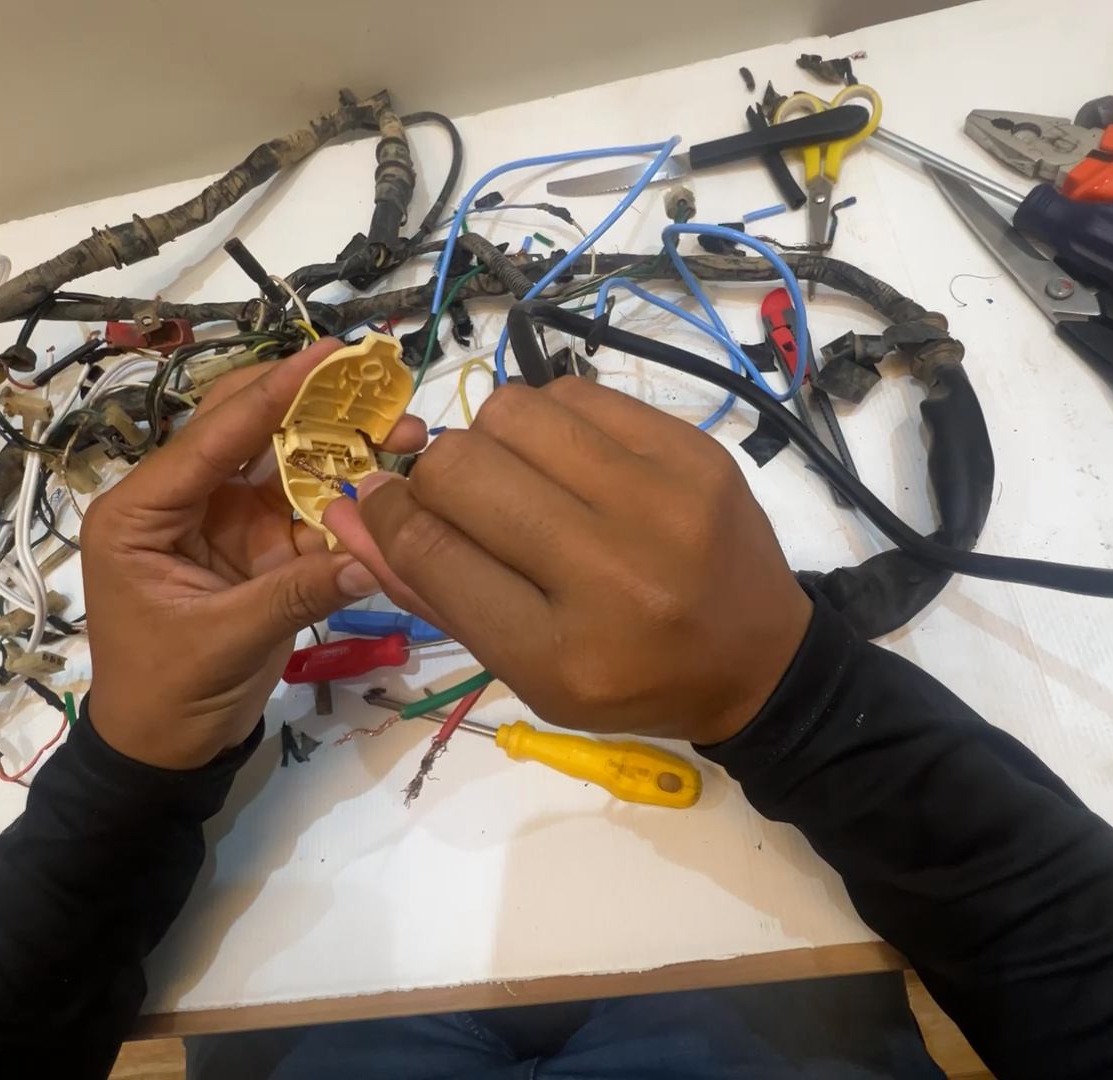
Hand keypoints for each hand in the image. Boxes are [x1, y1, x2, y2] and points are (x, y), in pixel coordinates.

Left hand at [81, 339, 425, 768]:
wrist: (168, 745)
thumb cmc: (168, 690)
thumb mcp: (225, 639)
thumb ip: (297, 593)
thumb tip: (373, 559)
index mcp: (143, 511)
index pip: (212, 438)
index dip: (271, 394)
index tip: (327, 355)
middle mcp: (186, 502)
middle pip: (252, 435)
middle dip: (316, 411)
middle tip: (378, 389)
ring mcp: (229, 522)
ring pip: (288, 468)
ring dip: (342, 451)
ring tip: (402, 432)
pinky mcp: (262, 547)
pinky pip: (310, 512)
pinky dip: (349, 503)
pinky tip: (389, 485)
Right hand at [325, 377, 809, 745]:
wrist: (759, 657)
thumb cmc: (631, 678)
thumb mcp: (527, 669)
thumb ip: (434, 592)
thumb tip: (353, 511)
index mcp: (562, 653)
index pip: (431, 551)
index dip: (388, 517)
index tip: (386, 505)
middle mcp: (613, 571)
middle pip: (462, 469)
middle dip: (437, 478)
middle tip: (466, 501)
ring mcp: (663, 499)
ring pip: (512, 411)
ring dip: (493, 442)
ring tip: (524, 481)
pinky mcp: (694, 449)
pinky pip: (575, 393)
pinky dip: (550, 421)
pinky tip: (573, 462)